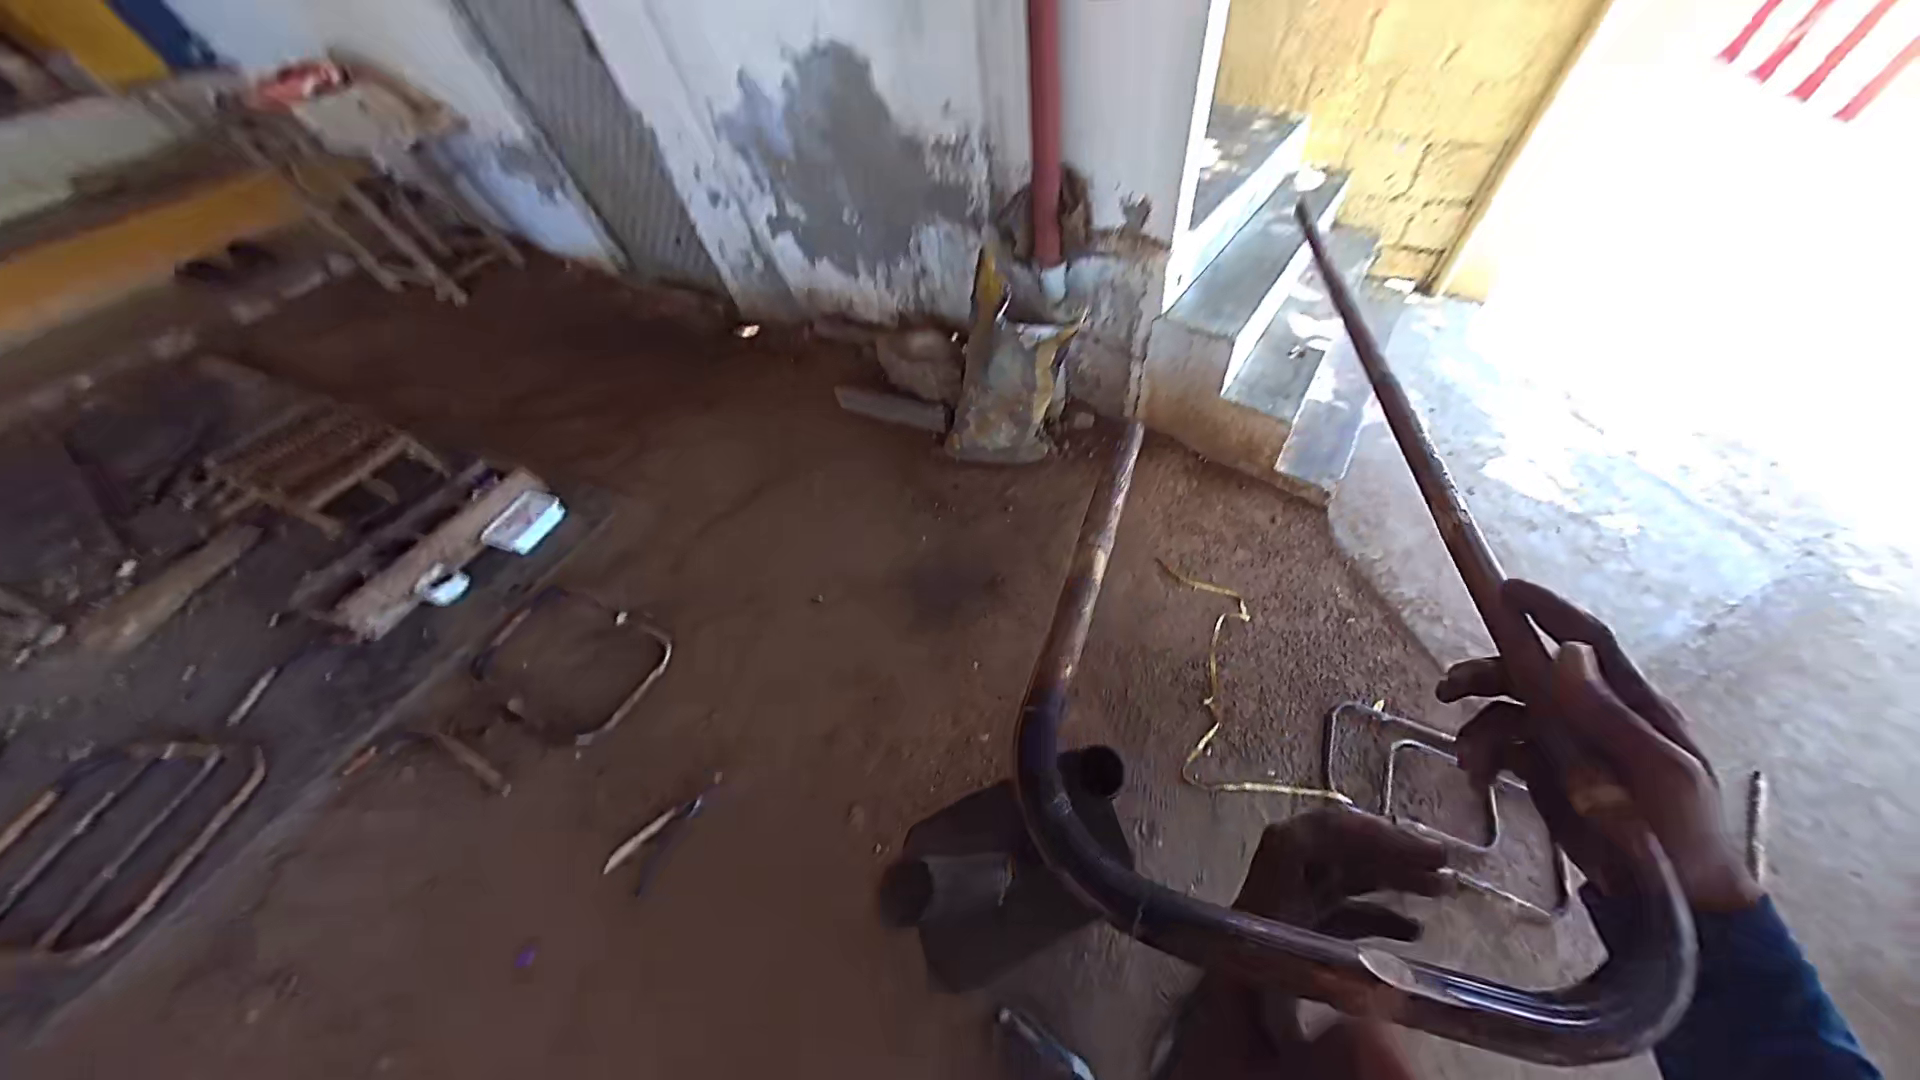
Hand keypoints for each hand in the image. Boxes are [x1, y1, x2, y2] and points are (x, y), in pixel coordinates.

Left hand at [1153, 811, 1439, 1079]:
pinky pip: (1326, 916)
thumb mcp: (1271, 1070)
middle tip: (1439, 864)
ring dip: (1378, 875)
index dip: (1347, 835)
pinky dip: (1370, 914)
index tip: (1413, 850)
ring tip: (1438, 887)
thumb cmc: (1222, 1071)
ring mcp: (1270, 932)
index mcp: (1251, 925)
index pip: (1289, 849)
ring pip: (1323, 881)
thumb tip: (1389, 1040)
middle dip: (1374, 850)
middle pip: (1312, 857)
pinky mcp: (1281, 955)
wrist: (1201, 1078)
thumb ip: (1325, 1061)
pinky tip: (1410, 933)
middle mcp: (1260, 916)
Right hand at [1438, 580, 1761, 912]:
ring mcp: (1564, 738)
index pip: (1587, 640)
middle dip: (1483, 676)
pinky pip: (1497, 744)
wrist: (1673, 896)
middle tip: (1449, 689)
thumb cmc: (1678, 830)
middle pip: (1525, 673)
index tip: (1506, 590)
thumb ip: (1607, 711)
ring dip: (1477, 727)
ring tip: (1468, 757)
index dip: (1547, 611)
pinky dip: (1481, 754)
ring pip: (1503, 709)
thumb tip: (1566, 652)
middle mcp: (1591, 711)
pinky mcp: (1541, 765)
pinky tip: (1478, 774)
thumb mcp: (1654, 769)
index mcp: (1631, 703)